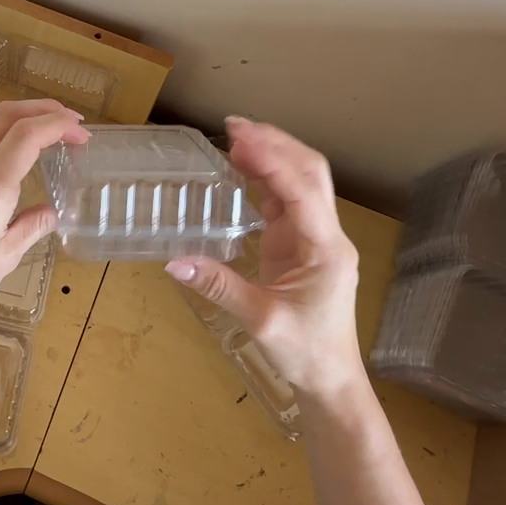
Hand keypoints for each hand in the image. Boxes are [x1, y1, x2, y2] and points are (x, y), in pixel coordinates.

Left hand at [0, 91, 88, 343]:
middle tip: (69, 120)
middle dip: (43, 109)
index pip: (28, 137)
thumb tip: (53, 211)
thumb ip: (31, 227)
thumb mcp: (4, 259)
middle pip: (7, 117)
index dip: (59, 125)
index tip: (81, 134)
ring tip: (37, 114)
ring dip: (13, 107)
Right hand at [165, 117, 363, 396]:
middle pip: (309, 174)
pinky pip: (287, 201)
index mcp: (324, 248)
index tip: (239, 137)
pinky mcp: (304, 245)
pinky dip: (266, 179)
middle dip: (275, 144)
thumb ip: (220, 288)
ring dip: (272, 156)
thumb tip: (174, 263)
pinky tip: (243, 169)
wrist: (332, 379)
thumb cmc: (305, 352)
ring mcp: (316, 237)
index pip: (301, 190)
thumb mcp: (260, 321)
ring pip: (301, 182)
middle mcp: (326, 234)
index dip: (271, 160)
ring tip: (236, 137)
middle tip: (235, 125)